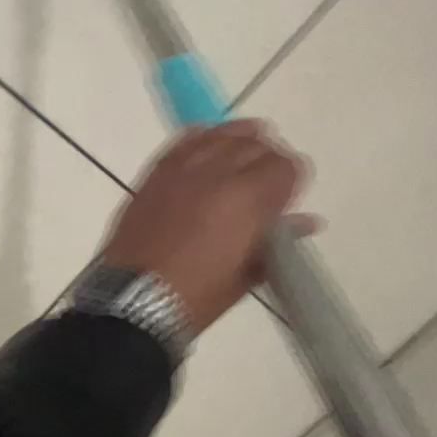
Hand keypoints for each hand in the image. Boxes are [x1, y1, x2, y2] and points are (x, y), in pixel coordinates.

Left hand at [100, 118, 311, 332]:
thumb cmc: (195, 295)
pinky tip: (205, 147)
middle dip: (266, 160)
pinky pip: (179, 145)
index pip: (285, 166)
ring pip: (217, 137)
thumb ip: (278, 241)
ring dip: (235, 141)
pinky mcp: (150, 179)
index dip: (290, 180)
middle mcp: (215, 176)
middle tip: (264, 181)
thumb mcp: (247, 274)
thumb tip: (306, 222)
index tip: (285, 198)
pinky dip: (198, 140)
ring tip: (240, 156)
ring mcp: (179, 174)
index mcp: (247, 199)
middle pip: (254, 146)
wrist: (130, 300)